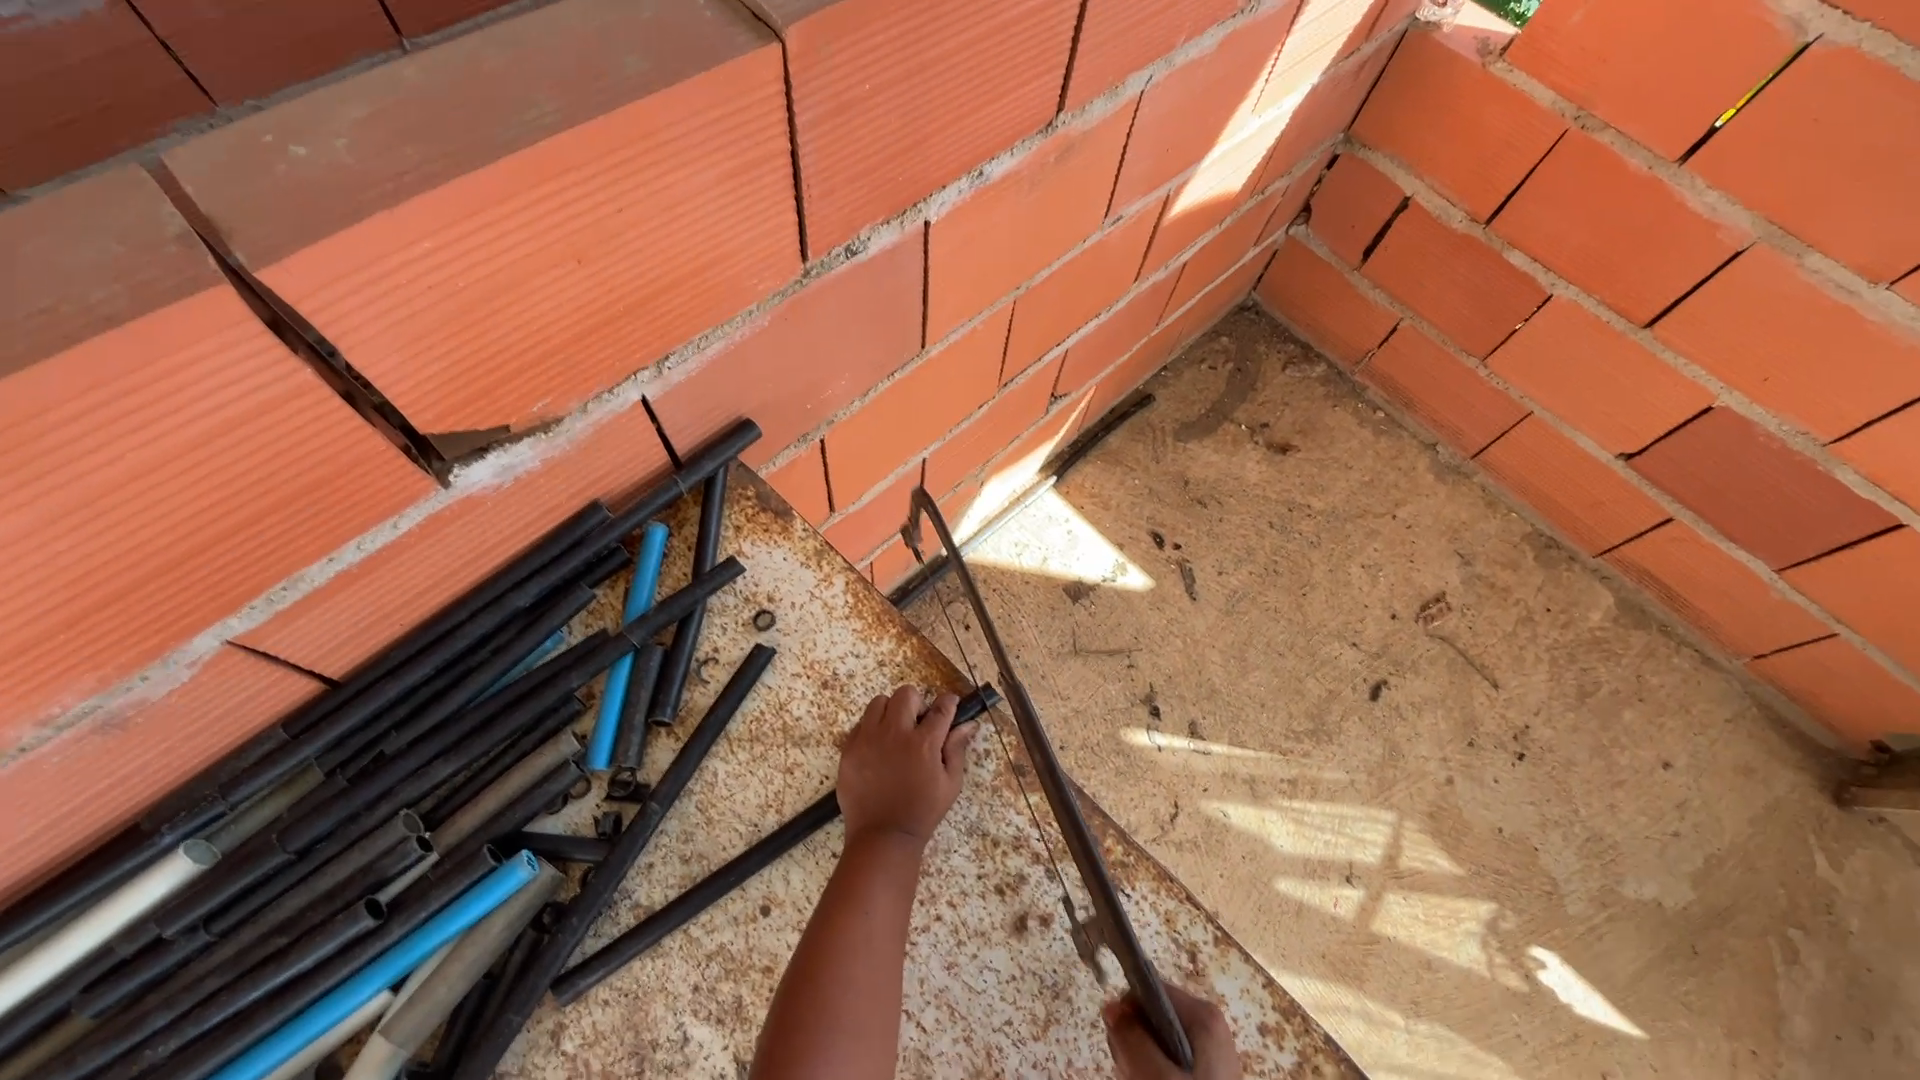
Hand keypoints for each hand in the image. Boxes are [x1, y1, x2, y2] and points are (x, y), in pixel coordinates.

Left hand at [837, 687, 976, 850]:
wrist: (882, 835)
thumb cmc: (922, 811)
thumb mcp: (950, 784)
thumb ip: (957, 749)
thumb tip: (968, 724)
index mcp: (924, 743)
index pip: (941, 707)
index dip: (948, 702)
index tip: (950, 703)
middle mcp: (895, 734)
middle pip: (906, 694)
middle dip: (917, 704)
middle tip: (918, 724)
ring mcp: (868, 739)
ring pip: (878, 702)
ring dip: (890, 711)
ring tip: (895, 732)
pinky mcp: (849, 749)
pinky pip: (860, 724)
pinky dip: (871, 729)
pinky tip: (878, 748)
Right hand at [1103, 984, 1240, 1079]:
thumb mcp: (1156, 1078)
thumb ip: (1131, 1039)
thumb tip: (1110, 1006)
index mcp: (1203, 1016)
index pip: (1148, 990)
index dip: (1128, 1015)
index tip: (1121, 1046)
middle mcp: (1207, 1025)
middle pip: (1151, 1017)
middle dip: (1135, 1046)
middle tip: (1136, 1075)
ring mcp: (1208, 1050)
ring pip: (1156, 1043)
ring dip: (1142, 1065)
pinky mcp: (1205, 1072)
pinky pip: (1168, 1062)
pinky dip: (1155, 1076)